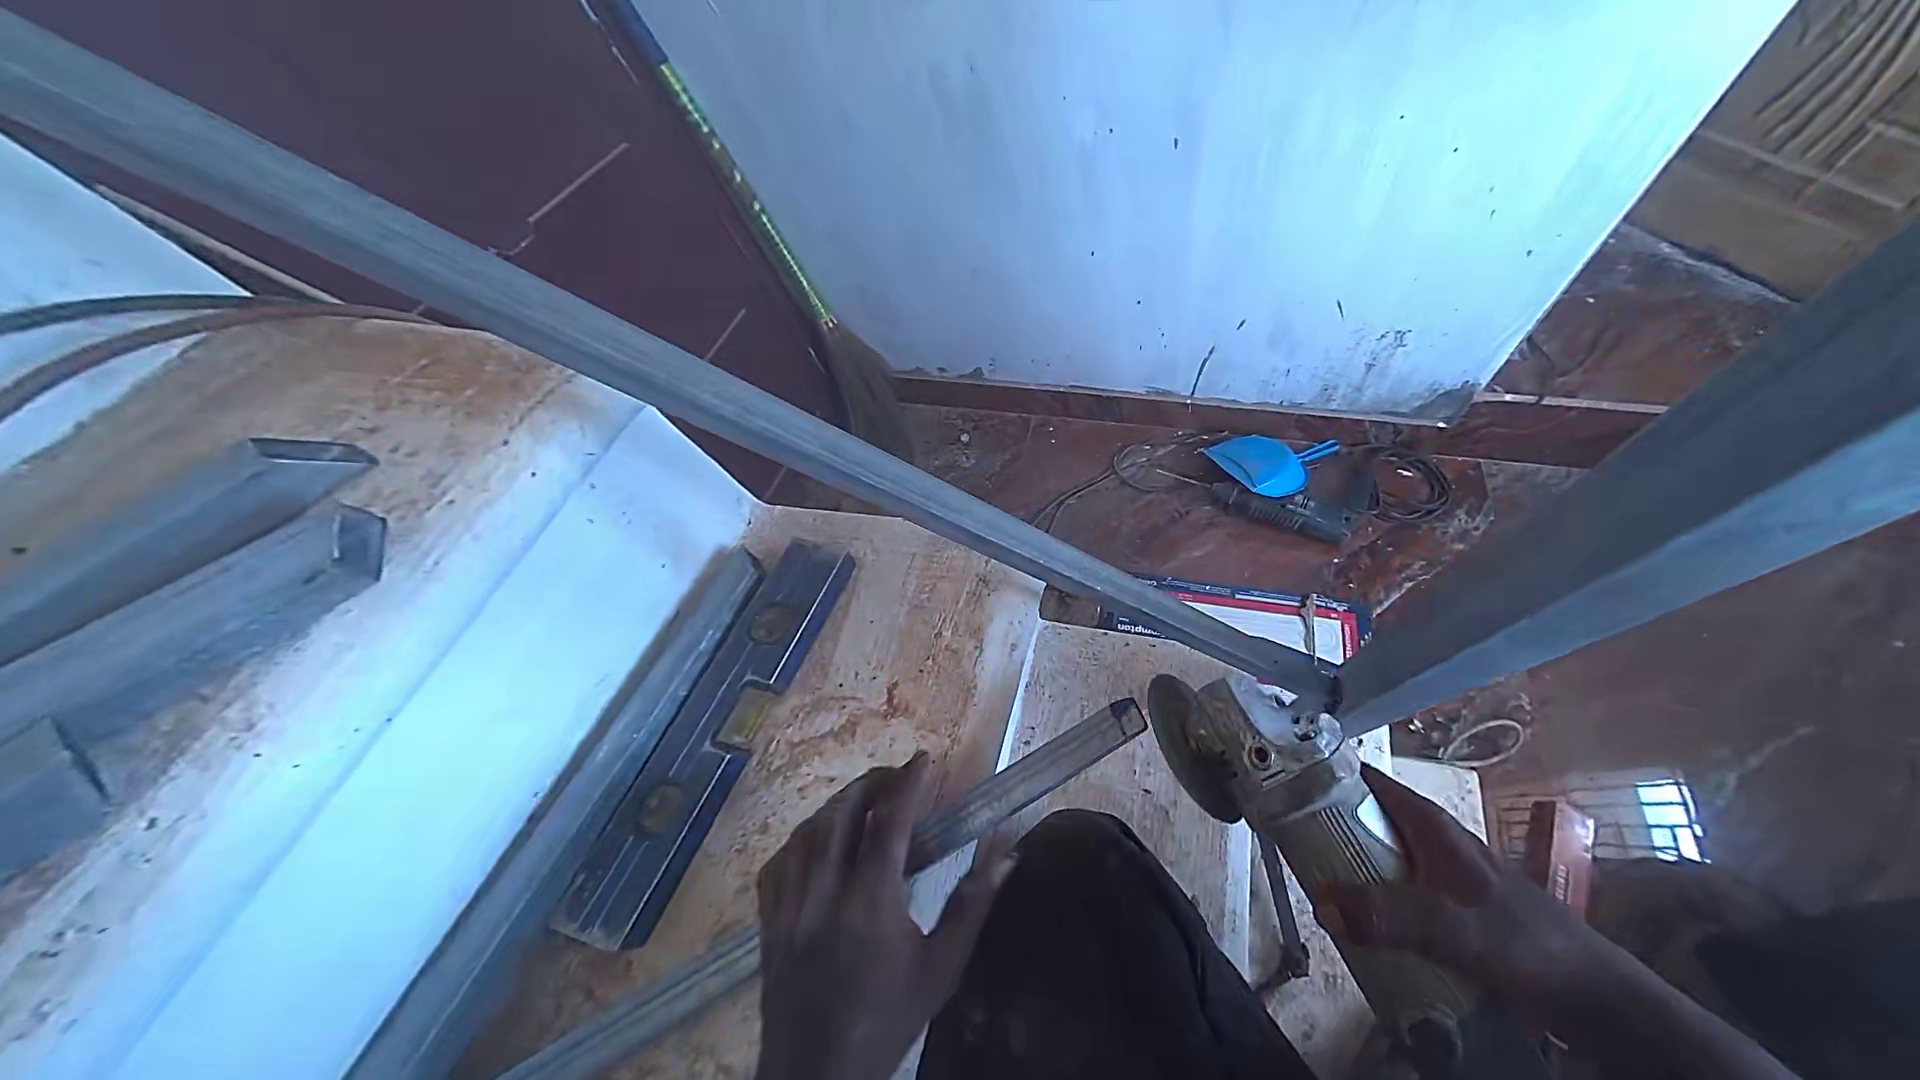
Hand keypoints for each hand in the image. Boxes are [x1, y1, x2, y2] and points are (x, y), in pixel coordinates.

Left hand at [755, 752, 1016, 1079]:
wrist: (818, 1076)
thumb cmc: (889, 1019)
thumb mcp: (942, 968)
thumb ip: (973, 904)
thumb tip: (1007, 851)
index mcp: (870, 901)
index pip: (889, 821)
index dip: (908, 782)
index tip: (925, 759)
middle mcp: (824, 892)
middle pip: (843, 813)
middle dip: (873, 783)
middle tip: (899, 774)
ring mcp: (789, 905)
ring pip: (809, 830)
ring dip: (840, 804)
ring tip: (867, 798)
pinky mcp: (768, 920)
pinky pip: (780, 860)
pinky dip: (804, 836)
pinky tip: (820, 838)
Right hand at [1312, 766, 1797, 1077]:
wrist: (1594, 998)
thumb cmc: (1528, 943)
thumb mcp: (1456, 926)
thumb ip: (1393, 914)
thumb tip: (1322, 904)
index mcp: (1429, 824)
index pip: (1366, 779)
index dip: (1325, 772)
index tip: (1280, 777)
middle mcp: (1426, 840)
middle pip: (1361, 817)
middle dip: (1321, 822)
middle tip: (1281, 836)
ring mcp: (1432, 874)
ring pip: (1373, 854)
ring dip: (1341, 862)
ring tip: (1304, 876)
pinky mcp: (1440, 907)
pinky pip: (1386, 888)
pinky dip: (1364, 895)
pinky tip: (1350, 917)